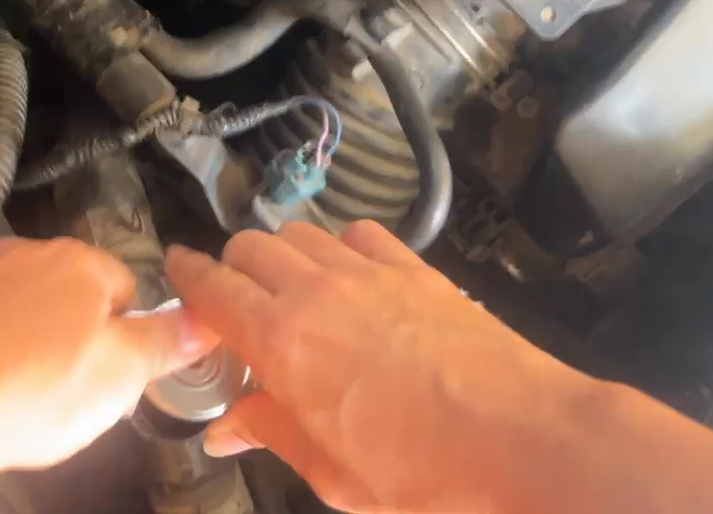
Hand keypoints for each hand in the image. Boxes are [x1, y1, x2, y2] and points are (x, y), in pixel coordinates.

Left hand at [0, 237, 213, 512]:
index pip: (124, 288)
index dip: (124, 336)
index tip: (107, 376)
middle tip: (65, 390)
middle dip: (74, 334)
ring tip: (15, 391)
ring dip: (25, 337)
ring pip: (18, 303)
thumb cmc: (33, 390)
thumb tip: (203, 318)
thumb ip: (164, 342)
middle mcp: (24, 251)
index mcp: (77, 261)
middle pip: (70, 292)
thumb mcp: (119, 376)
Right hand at [165, 221, 596, 513]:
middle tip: (242, 301)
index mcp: (280, 340)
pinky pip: (357, 232)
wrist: (535, 449)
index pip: (211, 285)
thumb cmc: (429, 479)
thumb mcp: (337, 476)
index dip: (186, 273)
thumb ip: (271, 434)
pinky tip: (353, 276)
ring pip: (295, 232)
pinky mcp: (410, 266)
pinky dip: (340, 246)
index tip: (177, 268)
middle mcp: (310, 290)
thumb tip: (222, 431)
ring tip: (294, 287)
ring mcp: (362, 271)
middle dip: (233, 267)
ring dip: (282, 253)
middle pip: (247, 246)